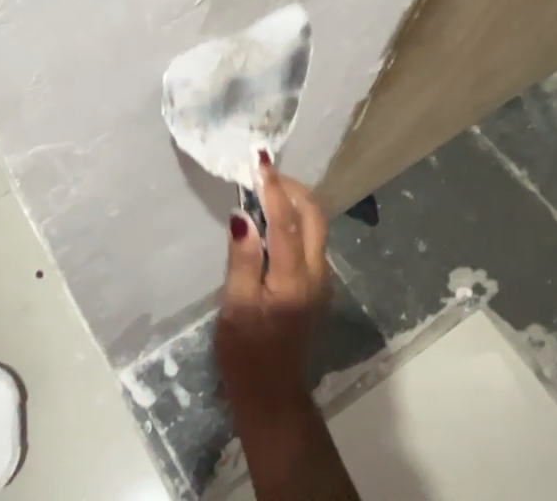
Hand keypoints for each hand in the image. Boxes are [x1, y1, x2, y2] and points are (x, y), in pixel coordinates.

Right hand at [216, 154, 329, 405]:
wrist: (273, 395)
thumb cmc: (246, 353)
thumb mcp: (235, 307)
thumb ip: (242, 259)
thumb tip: (242, 215)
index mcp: (293, 279)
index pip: (286, 221)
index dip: (273, 188)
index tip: (259, 161)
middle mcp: (316, 274)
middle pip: (313, 216)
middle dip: (291, 188)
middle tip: (262, 173)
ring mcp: (320, 280)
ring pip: (316, 226)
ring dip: (294, 201)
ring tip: (263, 188)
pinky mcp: (315, 286)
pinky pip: (310, 240)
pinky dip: (294, 219)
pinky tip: (270, 220)